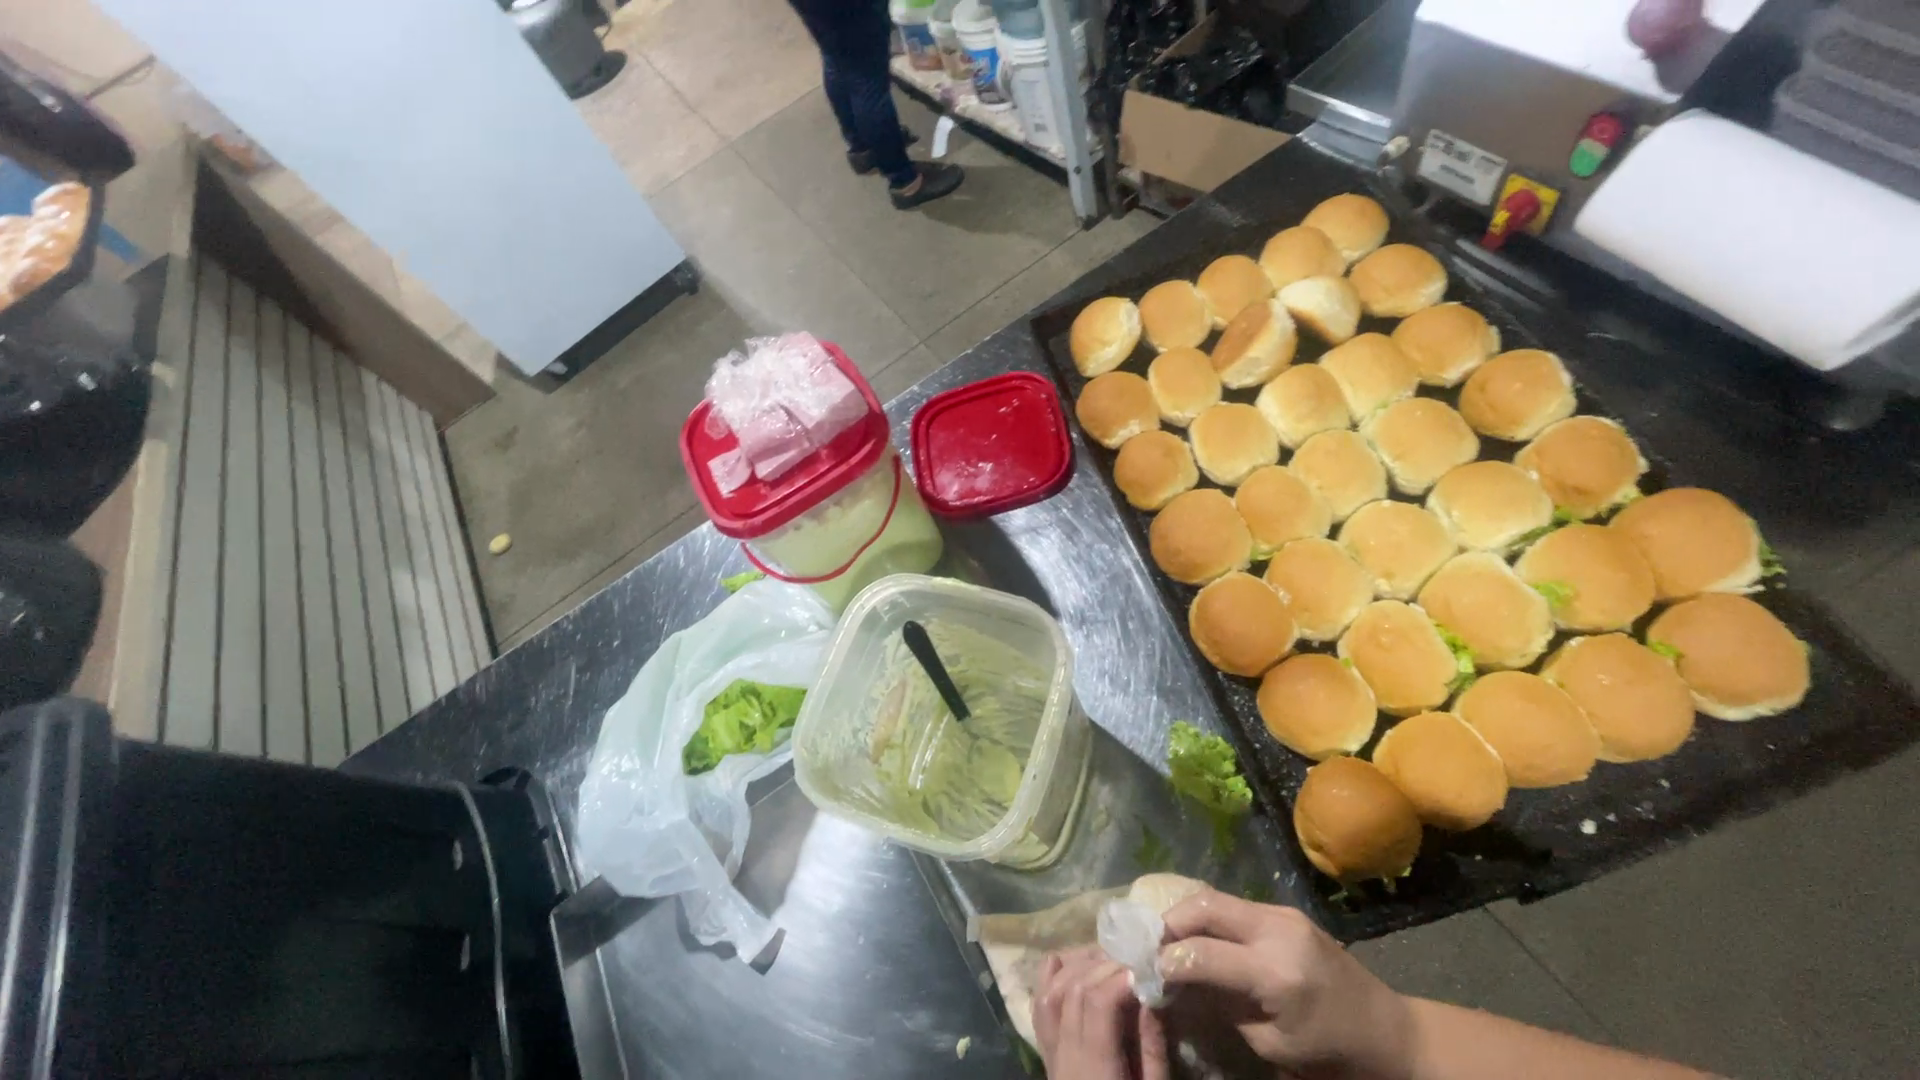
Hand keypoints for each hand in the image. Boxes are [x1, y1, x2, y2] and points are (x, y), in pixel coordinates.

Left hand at [1033, 945, 1170, 1079]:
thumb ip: (1151, 1045)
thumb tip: (1150, 991)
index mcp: (1095, 1072)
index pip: (1096, 1005)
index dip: (1119, 977)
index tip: (1144, 967)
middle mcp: (1064, 1058)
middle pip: (1072, 991)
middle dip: (1103, 966)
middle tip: (1132, 958)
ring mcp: (1048, 1053)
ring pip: (1050, 990)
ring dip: (1078, 965)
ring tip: (1109, 959)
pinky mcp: (1044, 1051)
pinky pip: (1040, 1002)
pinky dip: (1053, 975)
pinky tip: (1076, 965)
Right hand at [1158, 889, 1414, 1079]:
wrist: (1387, 1032)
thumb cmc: (1328, 1051)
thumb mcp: (1268, 1043)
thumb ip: (1217, 1004)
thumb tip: (1170, 983)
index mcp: (1276, 973)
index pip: (1201, 953)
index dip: (1165, 959)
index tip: (1143, 970)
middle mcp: (1277, 930)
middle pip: (1204, 906)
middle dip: (1168, 922)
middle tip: (1148, 944)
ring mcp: (1283, 913)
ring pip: (1216, 898)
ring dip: (1185, 915)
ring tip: (1166, 939)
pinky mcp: (1286, 910)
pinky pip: (1234, 905)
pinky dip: (1208, 917)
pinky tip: (1198, 936)